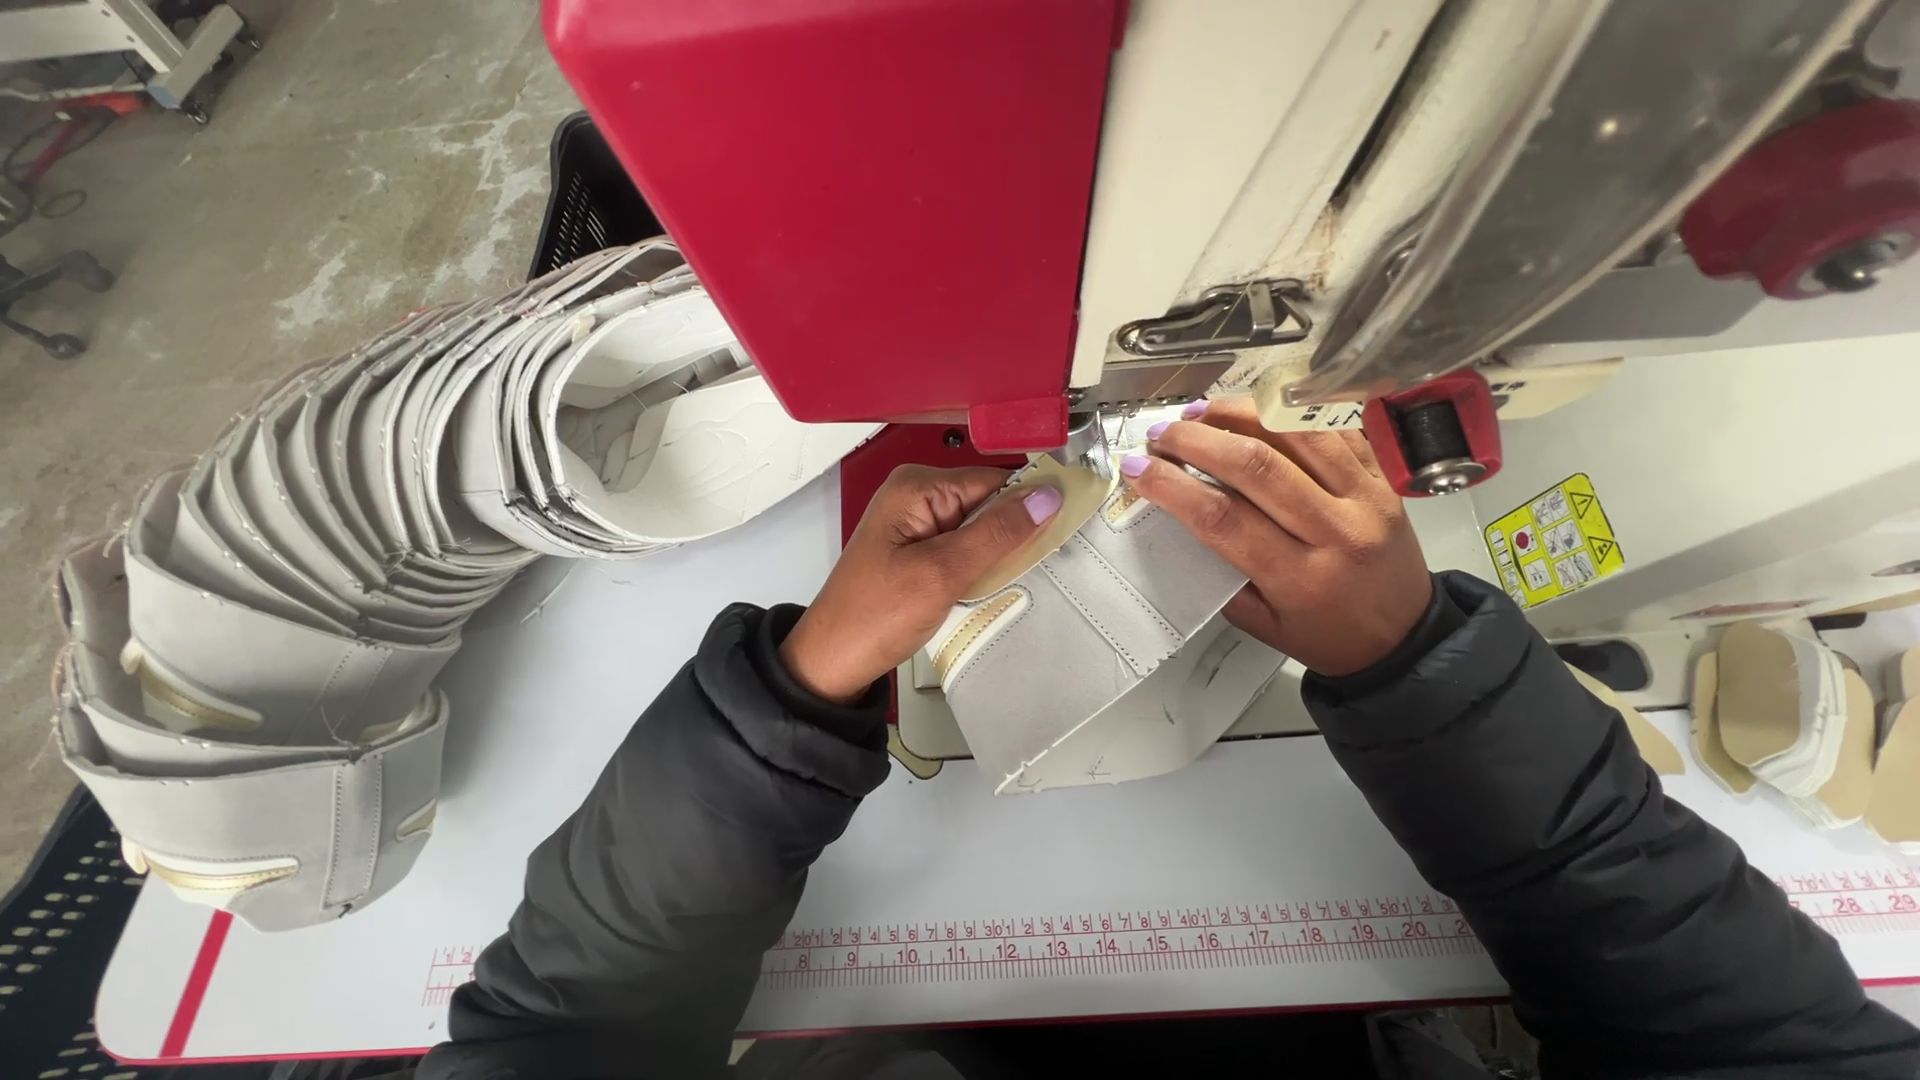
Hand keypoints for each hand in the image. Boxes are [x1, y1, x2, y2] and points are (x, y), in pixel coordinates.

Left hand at [780, 464, 1062, 702]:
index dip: (1031, 501)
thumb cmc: (871, 617)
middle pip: (989, 502)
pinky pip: (966, 548)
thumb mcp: (942, 572)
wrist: (834, 660)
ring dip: (1000, 553)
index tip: (1070, 521)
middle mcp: (916, 497)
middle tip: (1040, 563)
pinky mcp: (920, 551)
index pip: (993, 480)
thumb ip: (997, 534)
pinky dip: (983, 566)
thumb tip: (1044, 498)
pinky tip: (989, 585)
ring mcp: (917, 525)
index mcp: (916, 487)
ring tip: (1011, 579)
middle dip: (1015, 532)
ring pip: (981, 528)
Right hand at [1118, 398, 1432, 675]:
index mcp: (1301, 578)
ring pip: (1296, 434)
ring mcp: (1367, 496)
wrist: (1405, 638)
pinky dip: (1289, 412)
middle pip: (1256, 465)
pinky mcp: (1384, 476)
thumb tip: (1180, 514)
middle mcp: (1338, 531)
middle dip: (1196, 441)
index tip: (1138, 470)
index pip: (1223, 518)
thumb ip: (1221, 573)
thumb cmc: (1327, 635)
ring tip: (1200, 411)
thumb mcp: (1261, 623)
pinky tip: (1254, 408)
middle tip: (1161, 434)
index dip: (1172, 487)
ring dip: (1239, 413)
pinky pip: (1334, 427)